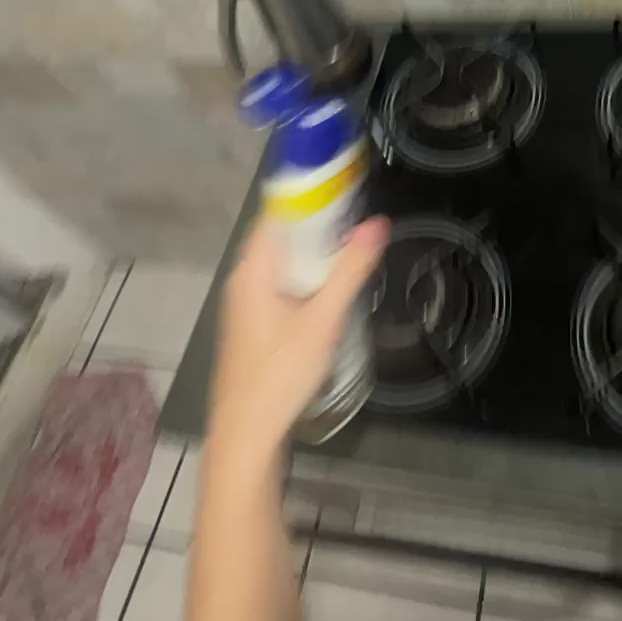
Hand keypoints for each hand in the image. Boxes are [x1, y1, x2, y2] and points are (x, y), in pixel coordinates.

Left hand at [208, 215, 389, 458]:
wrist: (247, 432)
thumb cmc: (281, 374)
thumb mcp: (323, 320)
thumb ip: (350, 270)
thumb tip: (377, 224)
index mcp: (254, 268)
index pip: (280, 210)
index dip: (312, 195)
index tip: (347, 188)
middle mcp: (244, 276)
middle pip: (283, 233)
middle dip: (320, 224)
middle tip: (359, 222)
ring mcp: (245, 299)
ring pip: (283, 259)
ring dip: (314, 252)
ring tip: (352, 251)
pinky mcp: (252, 318)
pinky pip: (280, 280)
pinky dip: (305, 274)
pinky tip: (330, 289)